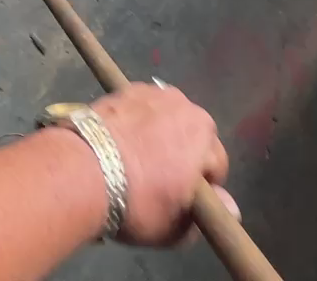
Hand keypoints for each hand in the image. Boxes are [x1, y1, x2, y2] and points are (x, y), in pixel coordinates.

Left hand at [88, 82, 237, 245]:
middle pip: (192, 133)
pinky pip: (139, 108)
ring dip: (160, 132)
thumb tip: (231, 206)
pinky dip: (136, 121)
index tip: (184, 199)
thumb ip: (208, 216)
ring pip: (165, 116)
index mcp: (203, 134)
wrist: (85, 170)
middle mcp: (182, 104)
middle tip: (161, 179)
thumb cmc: (138, 201)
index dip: (204, 185)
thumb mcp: (176, 228)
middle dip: (183, 153)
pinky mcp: (123, 89)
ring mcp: (151, 92)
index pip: (216, 162)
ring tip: (138, 158)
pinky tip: (120, 142)